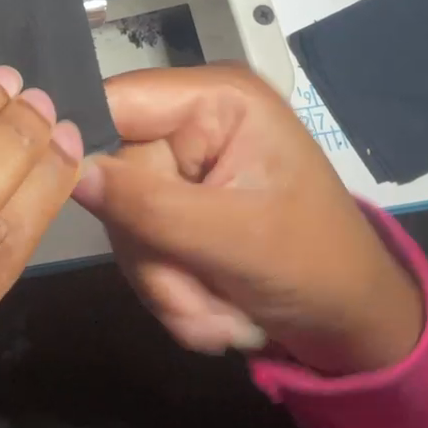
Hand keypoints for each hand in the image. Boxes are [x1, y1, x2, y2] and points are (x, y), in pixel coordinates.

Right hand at [70, 65, 423, 375]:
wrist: (355, 327)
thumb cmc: (318, 267)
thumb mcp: (236, 240)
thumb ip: (150, 205)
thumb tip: (71, 173)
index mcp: (216, 99)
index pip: (117, 101)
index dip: (88, 148)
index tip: (87, 202)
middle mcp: (191, 119)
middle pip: (113, 171)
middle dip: (151, 248)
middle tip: (195, 297)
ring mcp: (181, 162)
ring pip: (119, 214)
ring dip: (161, 278)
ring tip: (216, 311)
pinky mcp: (175, 200)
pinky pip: (134, 238)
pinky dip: (166, 285)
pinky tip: (211, 306)